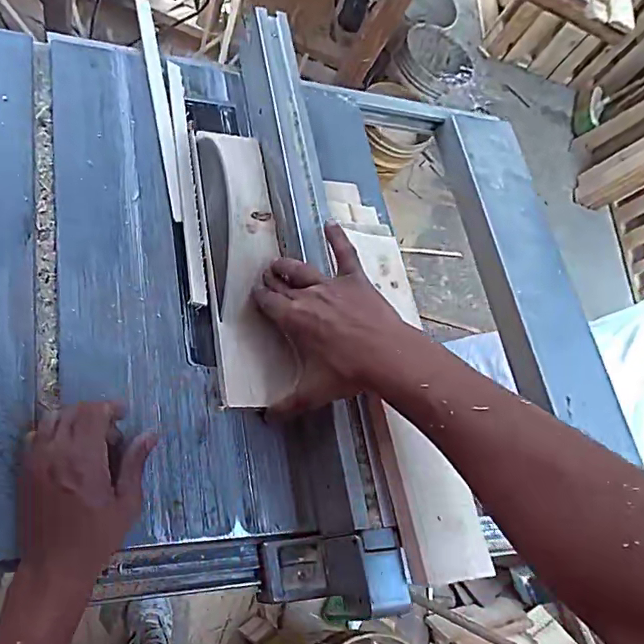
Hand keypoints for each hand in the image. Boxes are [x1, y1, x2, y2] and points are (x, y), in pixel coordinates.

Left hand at [19, 402, 157, 591]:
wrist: (53, 566)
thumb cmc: (96, 539)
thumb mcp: (126, 504)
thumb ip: (134, 465)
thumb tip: (149, 435)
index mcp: (83, 460)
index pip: (93, 413)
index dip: (110, 408)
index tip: (123, 415)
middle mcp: (55, 453)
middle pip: (72, 411)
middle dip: (94, 414)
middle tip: (111, 436)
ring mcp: (34, 461)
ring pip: (51, 420)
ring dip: (72, 421)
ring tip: (89, 442)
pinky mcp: (23, 471)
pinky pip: (36, 437)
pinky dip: (53, 434)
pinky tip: (66, 454)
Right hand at [252, 224, 430, 417]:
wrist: (388, 357)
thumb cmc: (350, 373)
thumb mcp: (314, 392)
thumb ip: (288, 405)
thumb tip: (269, 419)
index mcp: (293, 320)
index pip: (267, 302)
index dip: (259, 298)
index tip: (255, 295)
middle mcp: (308, 297)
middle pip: (281, 283)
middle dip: (269, 280)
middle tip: (265, 279)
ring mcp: (332, 286)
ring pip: (302, 269)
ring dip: (288, 265)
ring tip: (279, 263)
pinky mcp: (356, 281)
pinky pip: (344, 254)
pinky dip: (337, 238)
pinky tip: (330, 225)